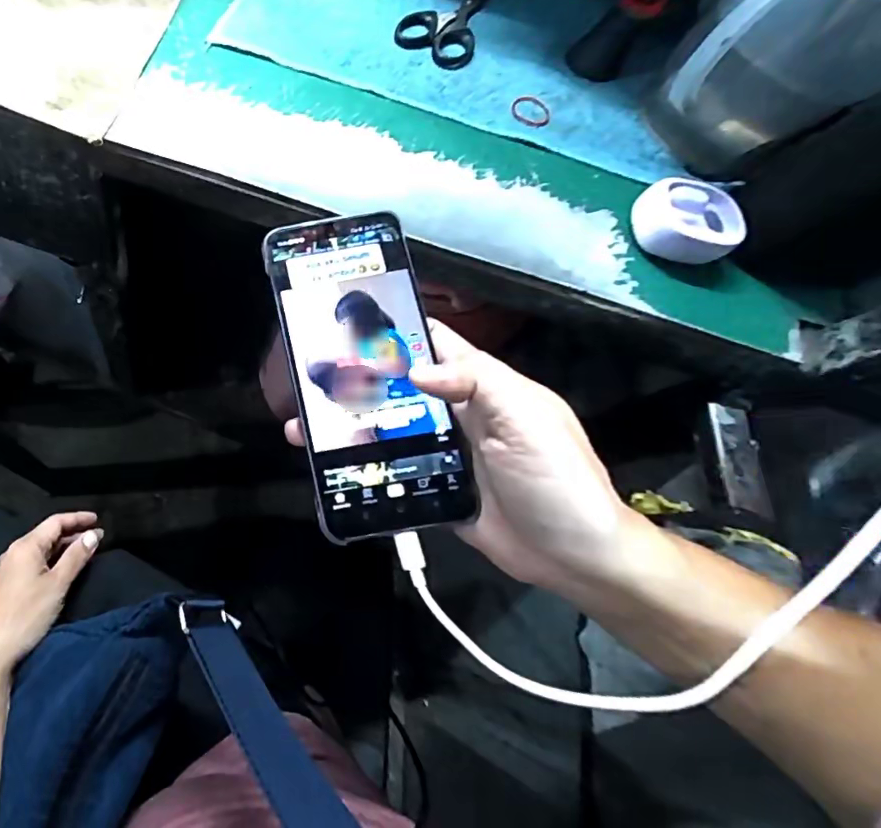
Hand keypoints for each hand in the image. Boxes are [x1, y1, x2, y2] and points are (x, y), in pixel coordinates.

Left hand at [0, 512, 101, 676]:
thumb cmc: (26, 615)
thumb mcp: (57, 584)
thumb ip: (76, 556)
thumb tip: (94, 534)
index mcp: (25, 546)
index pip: (56, 521)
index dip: (78, 518)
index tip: (99, 519)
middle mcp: (14, 552)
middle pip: (47, 533)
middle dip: (73, 533)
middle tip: (96, 538)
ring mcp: (7, 569)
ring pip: (40, 549)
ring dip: (62, 547)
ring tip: (84, 552)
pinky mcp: (5, 585)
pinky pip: (33, 562)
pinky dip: (51, 560)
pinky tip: (61, 570)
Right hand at [285, 322, 649, 590]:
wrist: (574, 557)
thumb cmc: (557, 477)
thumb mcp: (525, 417)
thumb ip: (477, 381)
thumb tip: (415, 369)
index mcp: (482, 384)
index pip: (434, 342)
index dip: (397, 328)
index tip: (350, 321)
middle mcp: (459, 412)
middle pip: (401, 386)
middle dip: (360, 380)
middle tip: (312, 379)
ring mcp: (446, 452)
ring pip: (391, 428)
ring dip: (352, 425)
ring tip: (306, 426)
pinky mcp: (436, 487)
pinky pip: (394, 469)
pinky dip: (365, 465)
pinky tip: (331, 465)